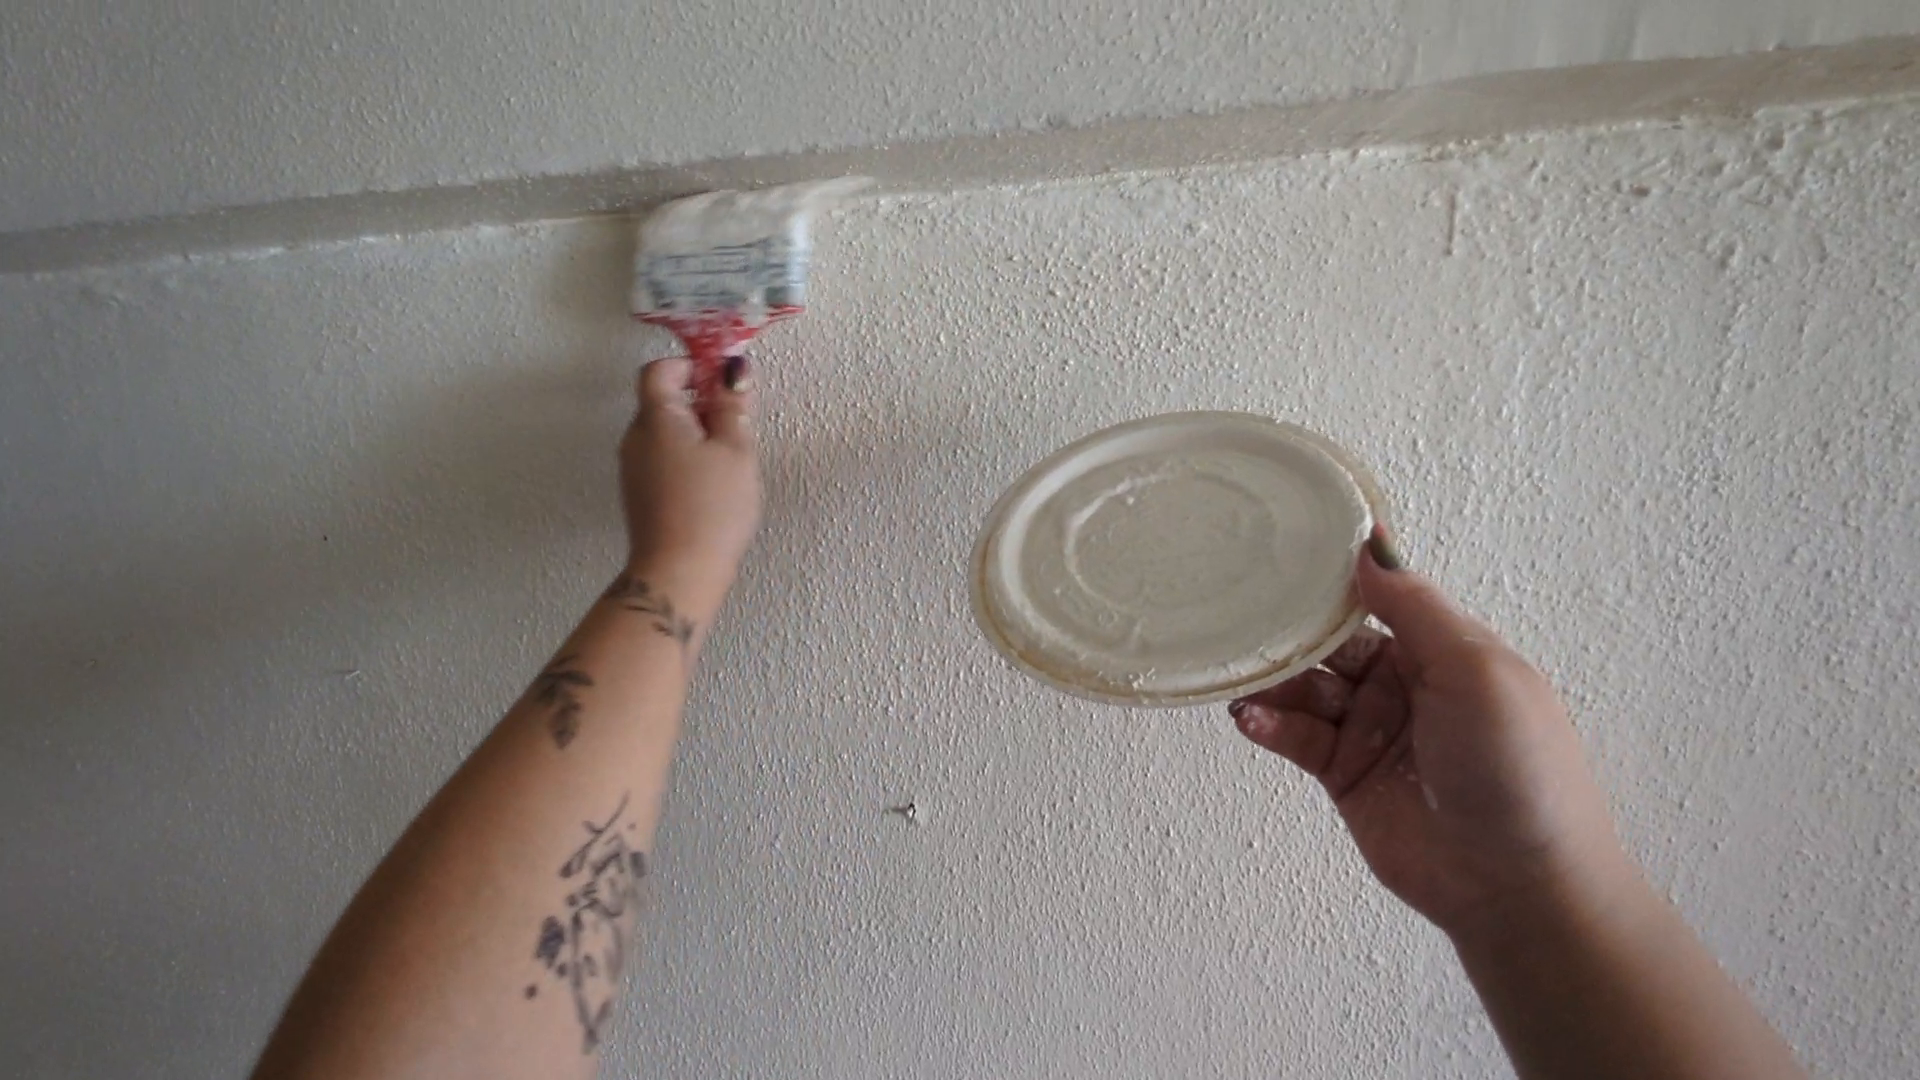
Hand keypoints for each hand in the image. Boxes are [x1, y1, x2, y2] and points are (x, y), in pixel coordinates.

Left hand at [617, 357, 760, 616]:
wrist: (680, 569)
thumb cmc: (712, 508)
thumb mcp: (736, 449)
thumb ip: (734, 405)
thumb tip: (734, 370)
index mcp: (656, 417)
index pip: (660, 369)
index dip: (692, 366)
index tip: (724, 381)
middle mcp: (636, 437)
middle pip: (663, 401)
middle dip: (701, 402)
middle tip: (737, 423)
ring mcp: (634, 467)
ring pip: (665, 432)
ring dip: (696, 432)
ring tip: (729, 459)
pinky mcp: (640, 493)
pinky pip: (663, 458)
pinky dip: (687, 458)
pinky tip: (713, 484)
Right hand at [1229, 531, 1633, 937]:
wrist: (1517, 887)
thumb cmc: (1514, 767)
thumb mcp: (1475, 671)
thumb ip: (1415, 607)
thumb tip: (1369, 542)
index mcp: (1439, 650)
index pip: (1375, 599)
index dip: (1332, 580)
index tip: (1280, 554)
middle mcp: (1400, 683)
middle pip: (1328, 644)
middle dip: (1288, 634)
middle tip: (1240, 621)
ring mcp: (1368, 728)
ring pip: (1304, 689)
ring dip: (1271, 682)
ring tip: (1239, 680)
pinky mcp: (1341, 771)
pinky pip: (1295, 735)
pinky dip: (1269, 723)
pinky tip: (1250, 718)